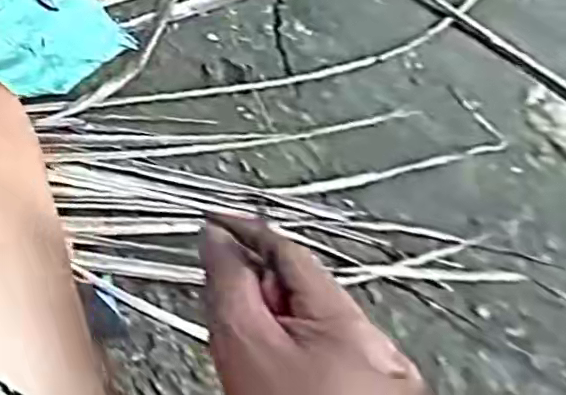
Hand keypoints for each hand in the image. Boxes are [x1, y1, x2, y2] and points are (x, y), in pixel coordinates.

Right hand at [201, 216, 425, 394]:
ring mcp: (387, 375)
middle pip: (299, 286)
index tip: (212, 220)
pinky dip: (294, 341)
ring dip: (274, 316)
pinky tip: (277, 363)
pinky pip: (326, 347)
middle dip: (257, 285)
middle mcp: (380, 347)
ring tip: (253, 342)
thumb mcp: (240, 330)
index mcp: (349, 323)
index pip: (287, 250)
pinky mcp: (379, 393)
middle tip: (228, 302)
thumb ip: (225, 274)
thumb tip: (215, 235)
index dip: (243, 230)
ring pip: (311, 317)